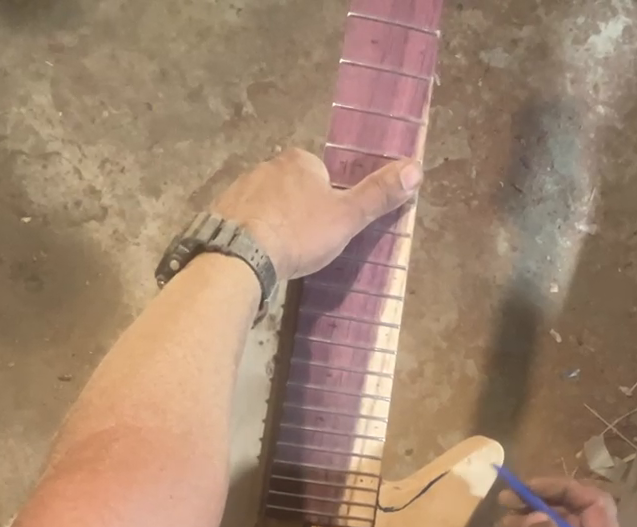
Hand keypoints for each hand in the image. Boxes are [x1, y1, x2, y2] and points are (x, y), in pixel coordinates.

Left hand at [211, 149, 422, 279]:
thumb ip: (377, 195)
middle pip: (291, 187)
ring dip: (272, 223)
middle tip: (302, 245)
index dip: (326, 202)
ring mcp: (239, 187)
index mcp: (300, 161)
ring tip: (277, 254)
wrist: (241, 256)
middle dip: (297, 211)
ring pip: (264, 204)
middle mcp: (267, 165)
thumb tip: (416, 168)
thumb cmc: (299, 234)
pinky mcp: (219, 211)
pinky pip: (241, 221)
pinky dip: (249, 235)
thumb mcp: (346, 218)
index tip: (324, 229)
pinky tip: (254, 256)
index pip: (320, 175)